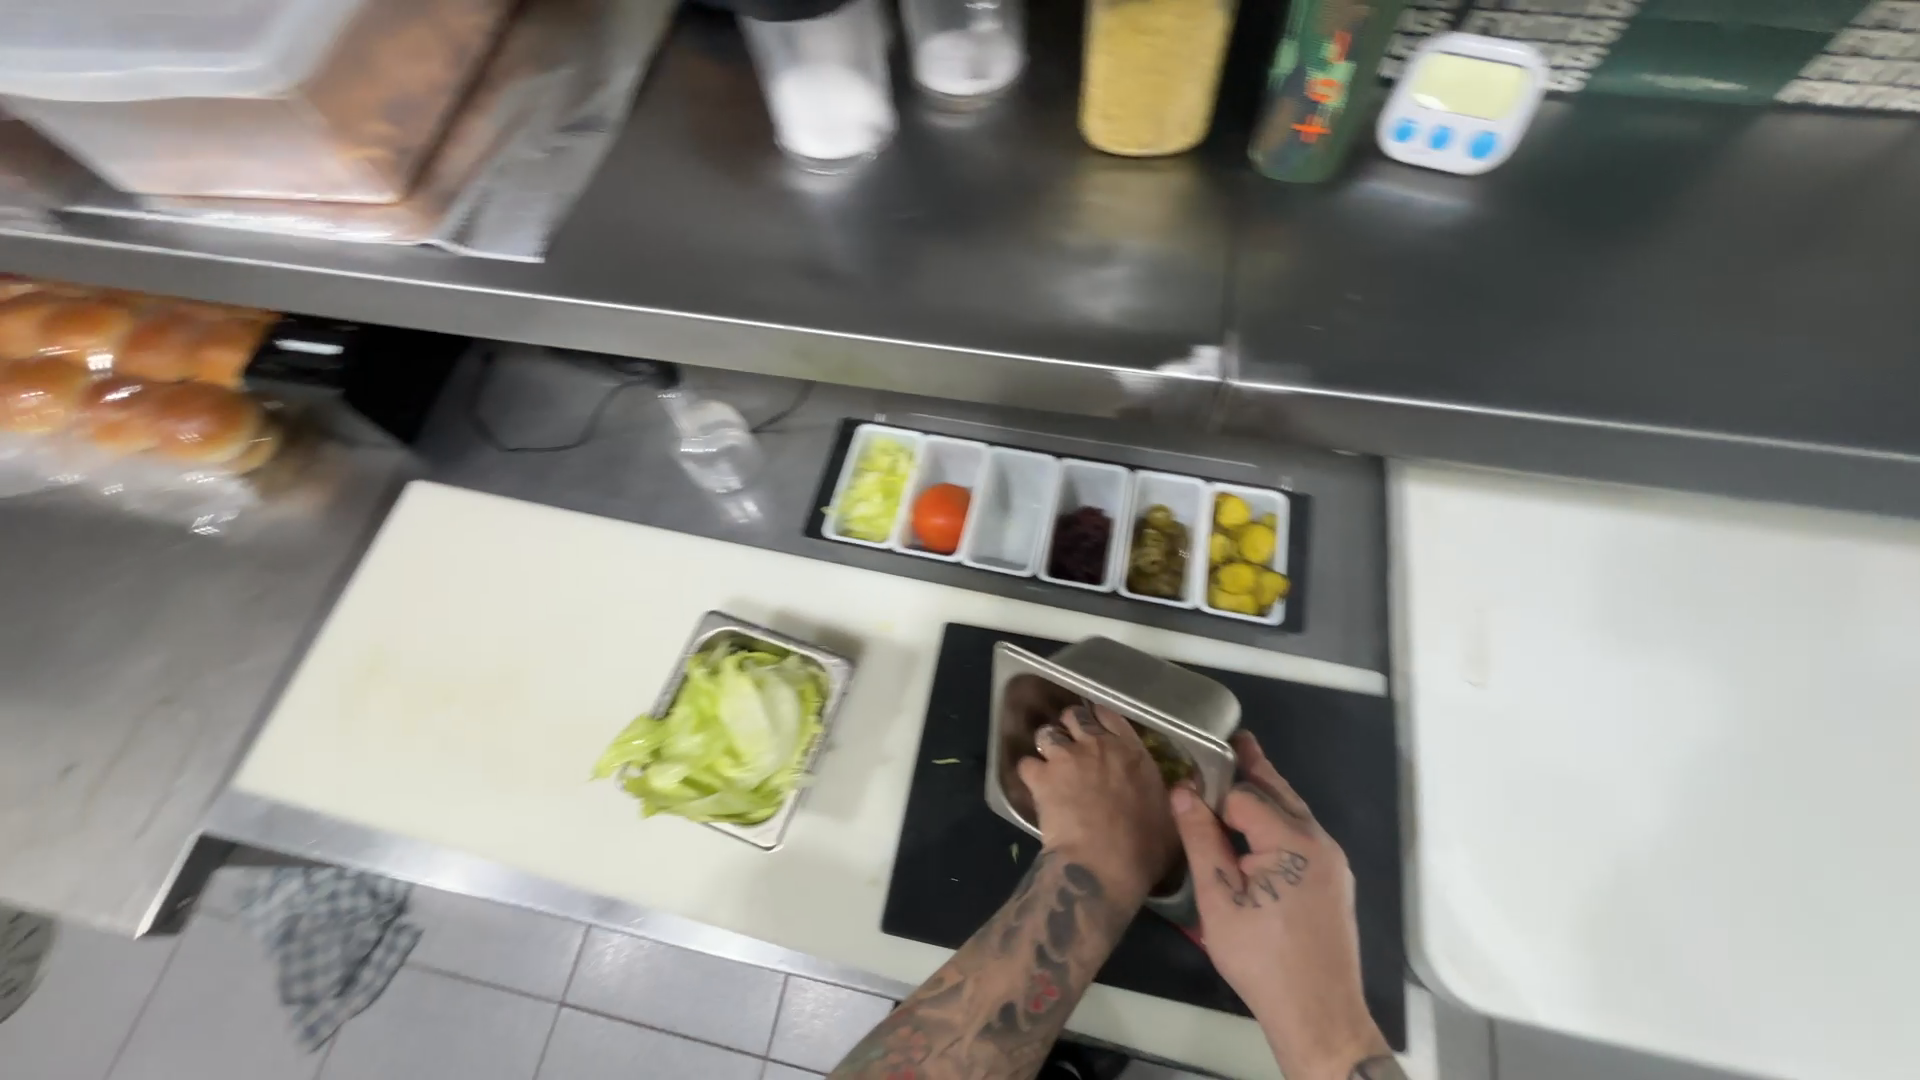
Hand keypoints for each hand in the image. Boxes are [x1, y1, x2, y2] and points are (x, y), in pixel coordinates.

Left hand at [1016, 704, 1180, 900]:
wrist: (1103, 865)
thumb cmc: (1144, 848)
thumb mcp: (1173, 819)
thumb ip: (1175, 797)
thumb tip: (1186, 788)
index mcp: (1131, 751)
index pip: (1110, 715)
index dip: (1099, 718)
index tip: (1095, 727)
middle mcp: (1097, 745)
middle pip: (1075, 716)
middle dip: (1070, 726)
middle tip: (1071, 745)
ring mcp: (1066, 757)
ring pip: (1047, 734)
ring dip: (1048, 745)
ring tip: (1049, 762)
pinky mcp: (1041, 776)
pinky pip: (1026, 764)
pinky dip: (1029, 772)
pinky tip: (1033, 785)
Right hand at [1169, 732, 1390, 1079]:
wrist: (1319, 1016)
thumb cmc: (1261, 958)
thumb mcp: (1218, 898)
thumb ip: (1201, 838)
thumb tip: (1182, 790)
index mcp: (1290, 840)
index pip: (1243, 796)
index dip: (1213, 791)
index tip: (1187, 783)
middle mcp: (1319, 841)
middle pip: (1279, 791)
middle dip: (1255, 767)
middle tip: (1237, 738)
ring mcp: (1332, 863)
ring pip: (1295, 812)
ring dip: (1267, 792)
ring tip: (1245, 769)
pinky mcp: (1335, 882)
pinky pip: (1304, 835)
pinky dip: (1280, 818)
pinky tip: (1261, 825)